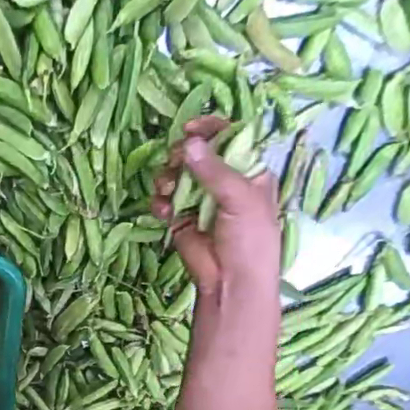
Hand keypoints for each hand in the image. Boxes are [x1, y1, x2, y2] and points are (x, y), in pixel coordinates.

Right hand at [149, 116, 279, 307]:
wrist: (231, 280)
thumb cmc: (250, 238)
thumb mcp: (239, 199)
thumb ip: (214, 170)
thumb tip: (189, 143)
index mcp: (248, 171)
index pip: (230, 139)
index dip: (211, 129)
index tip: (189, 128)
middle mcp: (223, 181)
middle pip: (196, 154)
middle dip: (181, 155)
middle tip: (175, 161)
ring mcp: (200, 199)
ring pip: (176, 175)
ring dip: (166, 178)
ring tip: (166, 190)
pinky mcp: (180, 217)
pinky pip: (164, 200)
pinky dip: (159, 201)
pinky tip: (163, 210)